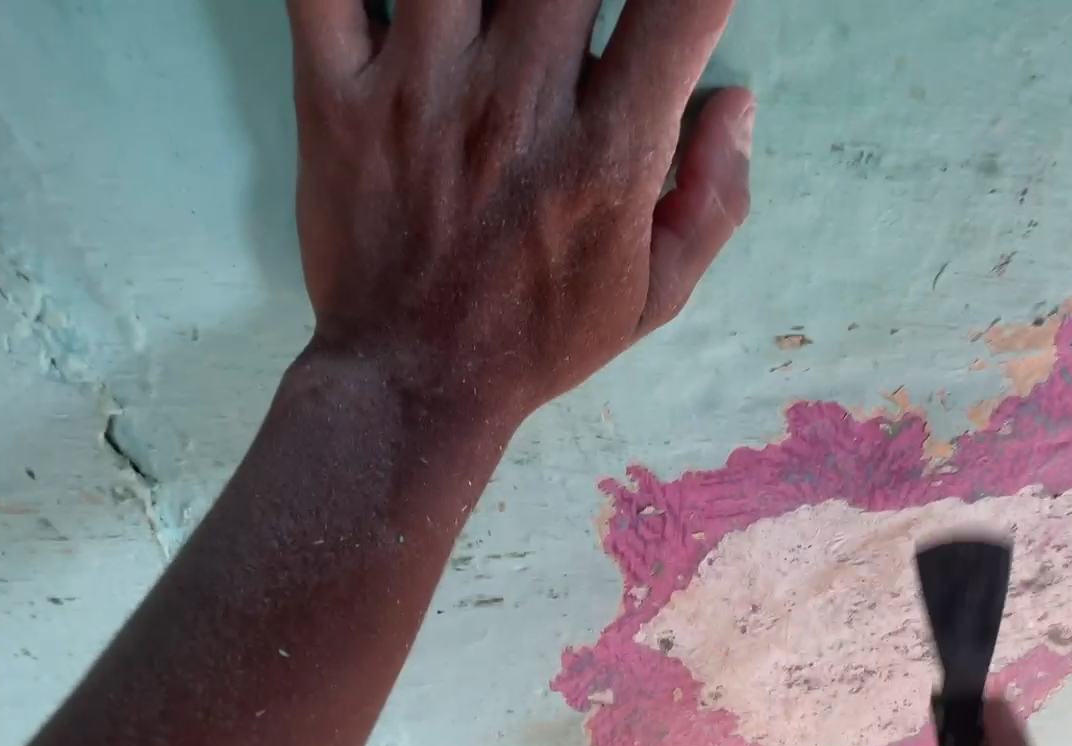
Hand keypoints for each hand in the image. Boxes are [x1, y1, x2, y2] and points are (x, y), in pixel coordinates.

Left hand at [286, 0, 753, 426]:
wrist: (419, 382)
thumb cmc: (543, 342)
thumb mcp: (655, 300)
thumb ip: (712, 205)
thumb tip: (736, 104)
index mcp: (606, 158)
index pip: (678, 10)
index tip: (685, 12)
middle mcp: (516, 103)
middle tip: (578, 27)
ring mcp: (417, 89)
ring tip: (507, 25)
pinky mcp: (334, 93)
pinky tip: (405, 4)